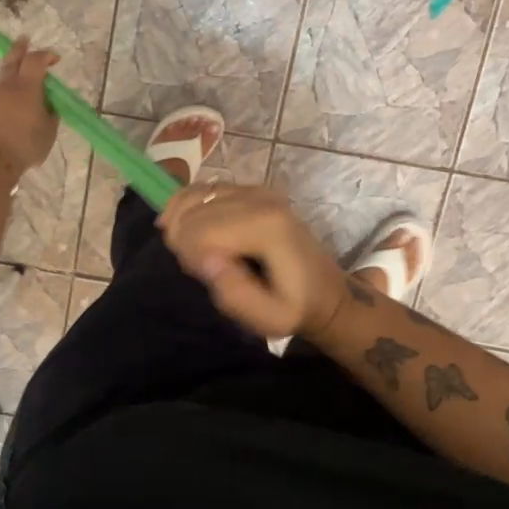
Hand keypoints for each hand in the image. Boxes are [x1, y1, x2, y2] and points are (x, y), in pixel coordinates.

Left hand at [0, 38, 60, 176]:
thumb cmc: (26, 144)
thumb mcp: (48, 131)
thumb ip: (50, 115)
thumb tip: (48, 107)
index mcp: (27, 87)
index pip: (35, 60)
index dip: (45, 56)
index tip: (54, 59)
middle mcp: (7, 87)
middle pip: (12, 60)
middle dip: (19, 49)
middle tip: (23, 40)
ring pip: (4, 82)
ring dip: (14, 80)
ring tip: (24, 92)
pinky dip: (6, 100)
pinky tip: (12, 114)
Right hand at [157, 184, 349, 339]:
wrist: (325, 293)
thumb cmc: (296, 309)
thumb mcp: (269, 320)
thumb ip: (236, 294)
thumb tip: (205, 259)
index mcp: (266, 227)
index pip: (200, 230)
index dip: (189, 258)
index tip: (202, 278)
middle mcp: (260, 198)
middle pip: (193, 211)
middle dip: (184, 242)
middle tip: (200, 270)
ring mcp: (255, 189)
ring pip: (192, 196)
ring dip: (182, 224)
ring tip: (195, 251)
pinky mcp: (250, 188)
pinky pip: (202, 189)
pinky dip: (187, 207)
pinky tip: (188, 228)